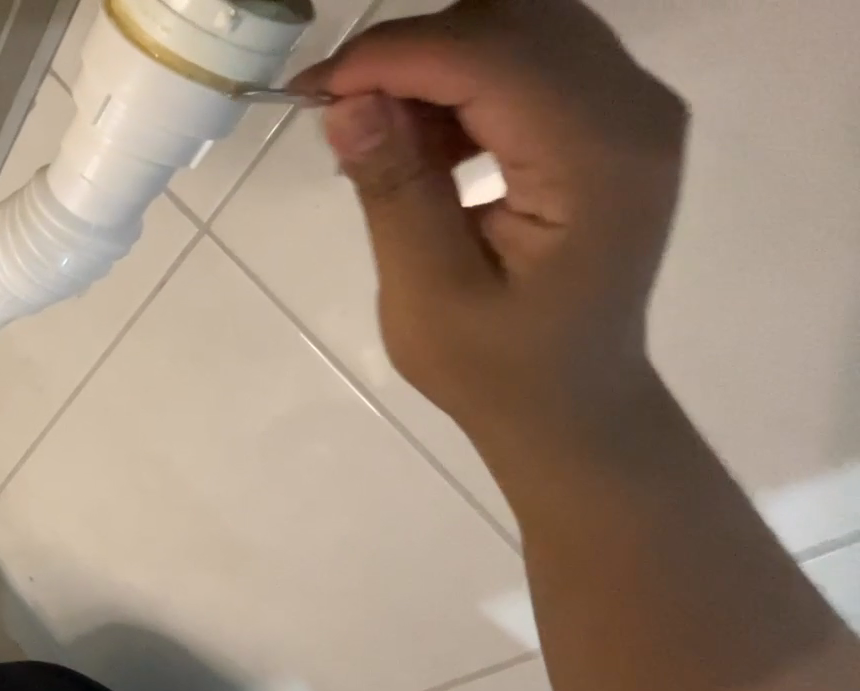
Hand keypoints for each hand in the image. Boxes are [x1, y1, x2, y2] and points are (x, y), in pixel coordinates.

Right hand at [294, 0, 688, 442]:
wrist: (565, 398)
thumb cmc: (492, 365)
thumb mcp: (426, 292)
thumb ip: (393, 190)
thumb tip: (345, 103)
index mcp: (597, 157)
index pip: (493, 58)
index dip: (395, 57)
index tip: (311, 90)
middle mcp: (632, 108)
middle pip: (515, 21)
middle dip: (411, 50)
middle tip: (334, 111)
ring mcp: (627, 108)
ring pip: (521, 29)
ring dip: (432, 65)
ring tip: (371, 135)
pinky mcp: (605, 120)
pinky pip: (529, 63)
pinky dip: (459, 84)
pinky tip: (419, 143)